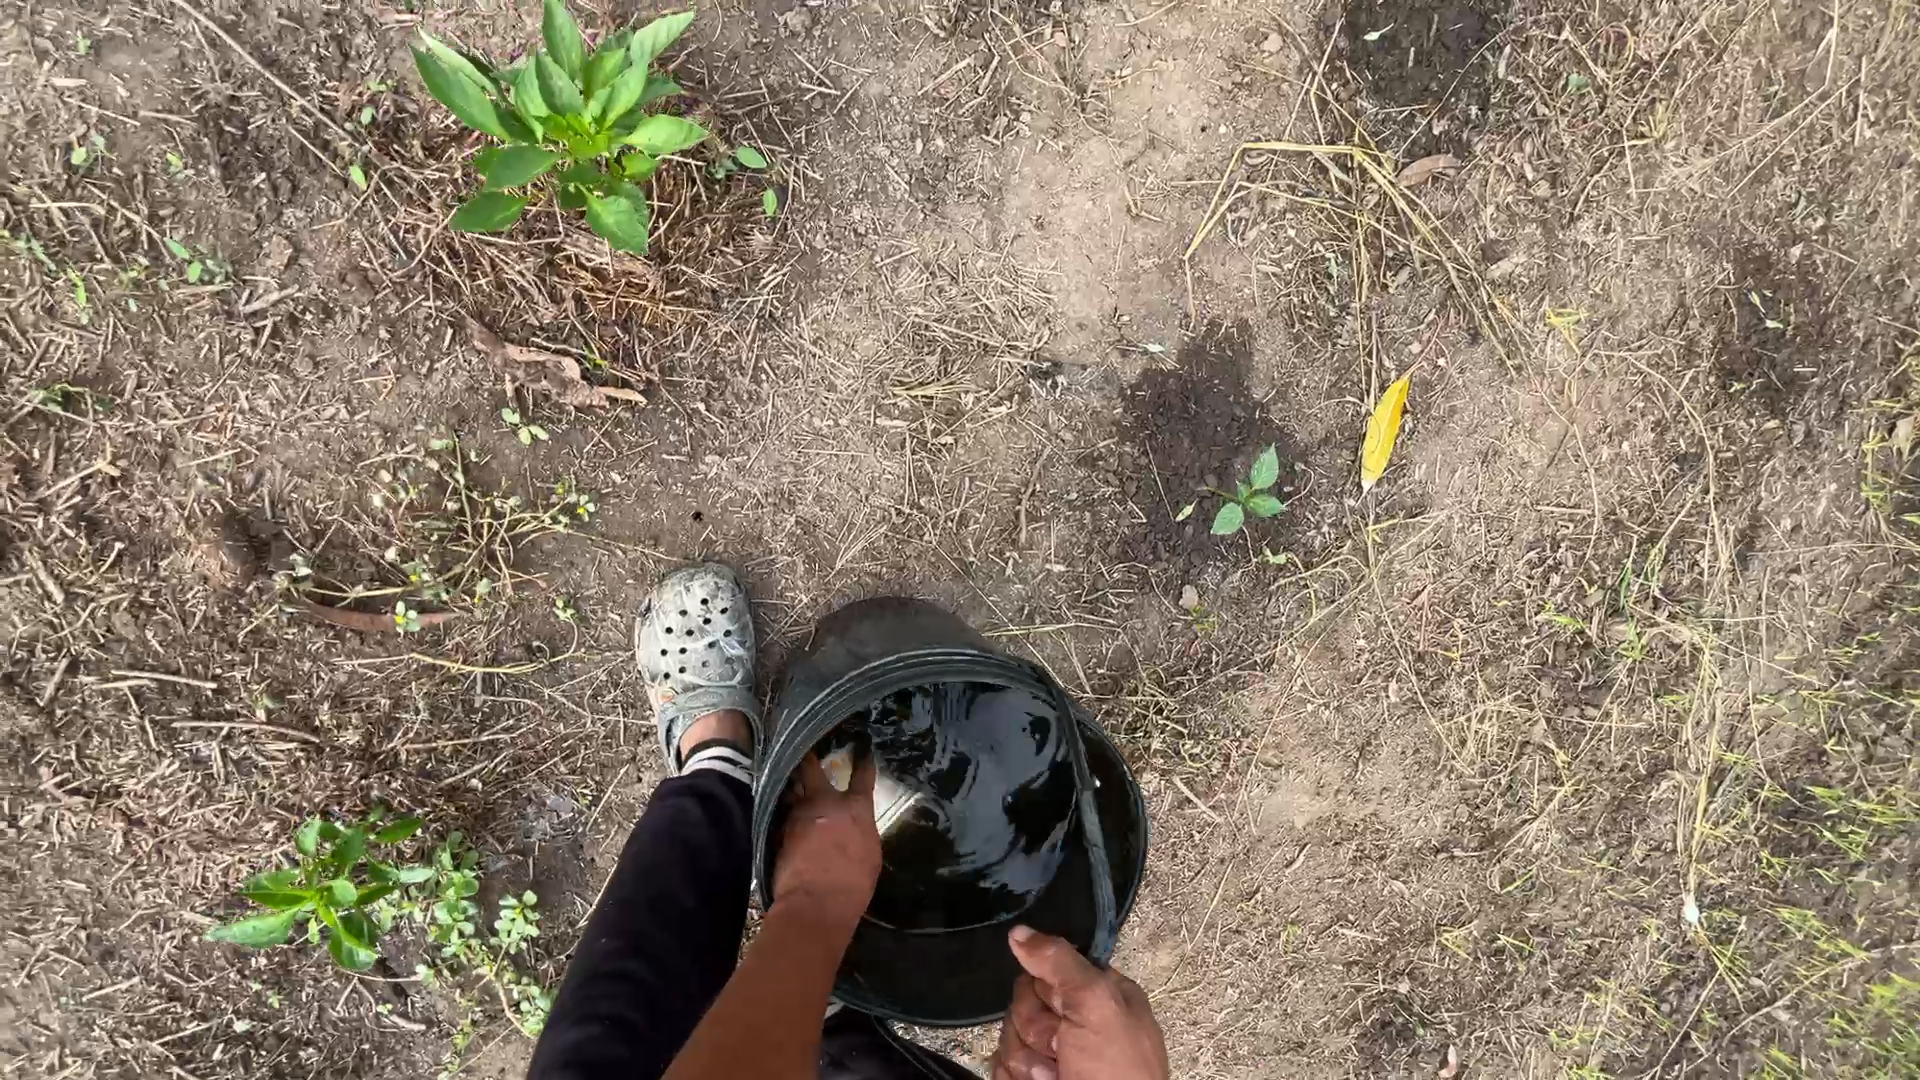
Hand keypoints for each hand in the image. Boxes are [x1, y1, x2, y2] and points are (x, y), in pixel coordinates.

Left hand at [770, 752, 880, 932]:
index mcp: (855, 808)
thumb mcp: (870, 854)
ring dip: (790, 783)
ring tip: (787, 775)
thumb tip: (853, 827)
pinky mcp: (778, 832)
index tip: (863, 748)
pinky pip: (780, 813)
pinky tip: (780, 810)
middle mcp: (825, 803)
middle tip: (804, 745)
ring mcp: (798, 815)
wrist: (816, 903)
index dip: (863, 760)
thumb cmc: (854, 883)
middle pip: (812, 768)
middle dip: (808, 756)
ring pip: (791, 788)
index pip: (862, 777)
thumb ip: (860, 831)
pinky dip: (782, 810)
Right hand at [990, 926, 1167, 1079]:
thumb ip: (1059, 961)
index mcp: (1103, 995)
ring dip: (1027, 1056)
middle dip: (1036, 1024)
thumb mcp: (1099, 1004)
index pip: (1054, 964)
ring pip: (1010, 1029)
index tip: (1061, 1003)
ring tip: (1053, 1078)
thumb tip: (1018, 933)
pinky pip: (1000, 1062)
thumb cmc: (1115, 1074)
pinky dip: (1013, 1075)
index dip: (1051, 985)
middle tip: (1061, 1049)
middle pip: (1025, 995)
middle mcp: (1076, 1021)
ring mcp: (1051, 1055)